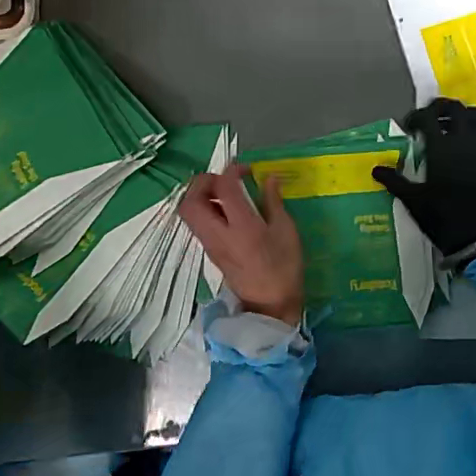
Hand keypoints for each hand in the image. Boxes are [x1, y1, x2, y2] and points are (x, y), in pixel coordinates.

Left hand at [178, 163, 304, 325]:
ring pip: (188, 211)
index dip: (232, 171)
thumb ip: (273, 201)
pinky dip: (205, 209)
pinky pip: (197, 222)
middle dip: (203, 182)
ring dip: (201, 195)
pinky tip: (226, 211)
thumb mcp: (286, 231)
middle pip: (191, 199)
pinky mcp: (209, 250)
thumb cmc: (284, 268)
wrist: (270, 305)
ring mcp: (209, 243)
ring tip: (225, 194)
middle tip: (225, 180)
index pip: (224, 188)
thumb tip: (268, 178)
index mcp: (241, 226)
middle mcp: (218, 233)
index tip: (246, 170)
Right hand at [372, 98, 475, 262]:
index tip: (409, 127)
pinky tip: (472, 141)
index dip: (415, 117)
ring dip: (463, 115)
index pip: (427, 117)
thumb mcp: (413, 201)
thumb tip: (376, 169)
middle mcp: (465, 141)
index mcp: (441, 149)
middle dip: (440, 108)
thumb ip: (394, 180)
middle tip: (430, 119)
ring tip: (452, 126)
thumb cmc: (444, 218)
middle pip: (455, 108)